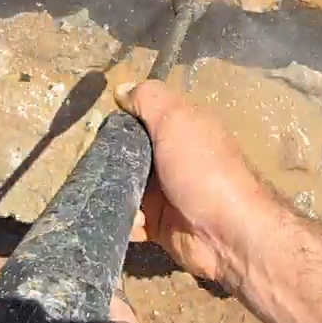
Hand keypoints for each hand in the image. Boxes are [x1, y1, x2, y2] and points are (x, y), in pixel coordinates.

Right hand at [116, 80, 279, 291]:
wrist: (228, 233)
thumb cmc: (202, 169)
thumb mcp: (177, 119)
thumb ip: (149, 99)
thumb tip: (121, 89)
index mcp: (180, 129)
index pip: (140, 118)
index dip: (119, 121)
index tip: (98, 129)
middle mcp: (171, 158)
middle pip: (126, 154)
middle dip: (108, 161)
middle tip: (93, 167)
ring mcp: (165, 192)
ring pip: (123, 188)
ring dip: (113, 194)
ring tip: (107, 197)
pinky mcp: (158, 224)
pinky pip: (129, 220)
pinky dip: (124, 221)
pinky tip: (127, 221)